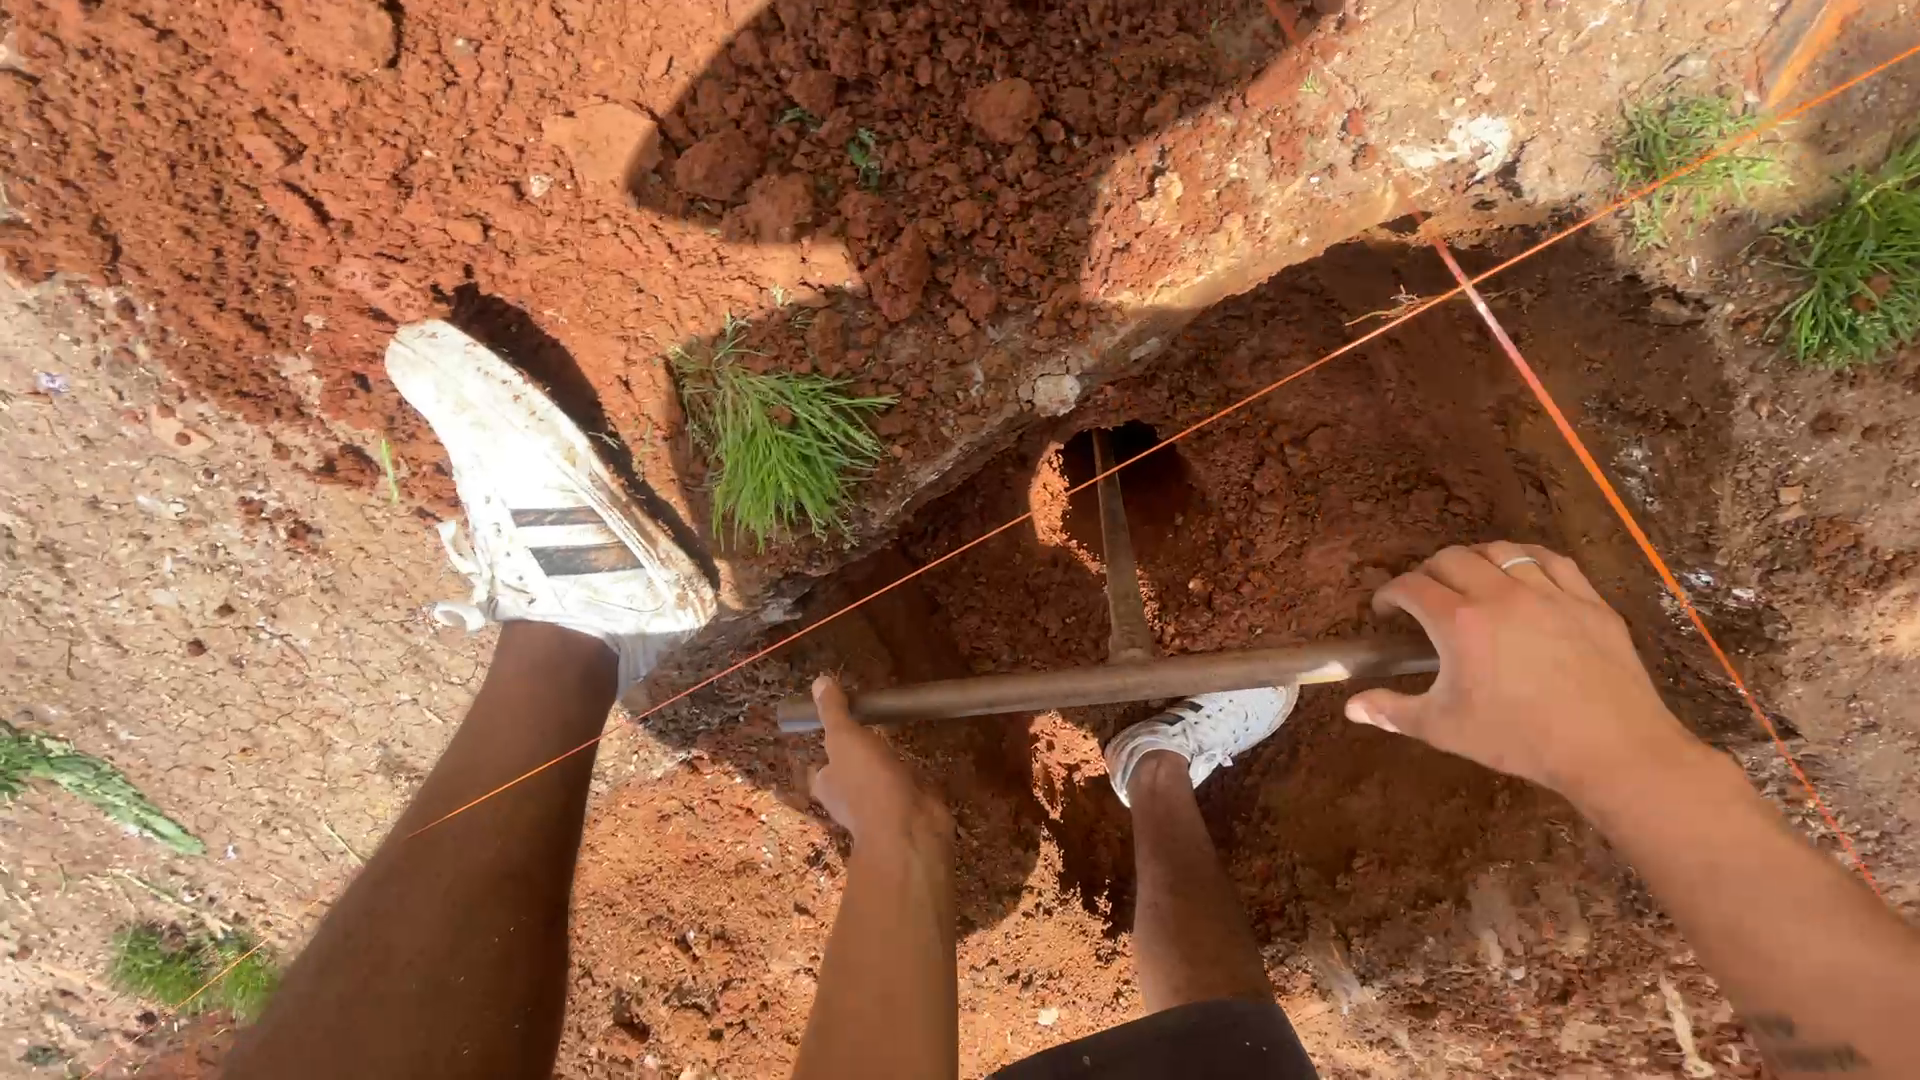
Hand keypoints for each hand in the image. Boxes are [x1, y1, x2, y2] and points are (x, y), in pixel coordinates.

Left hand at [808, 676, 951, 851]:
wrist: (908, 827)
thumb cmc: (867, 781)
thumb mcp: (844, 738)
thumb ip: (833, 711)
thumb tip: (819, 681)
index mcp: (829, 785)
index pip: (822, 767)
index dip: (829, 750)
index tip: (841, 728)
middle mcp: (851, 799)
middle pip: (851, 774)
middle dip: (861, 758)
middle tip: (873, 729)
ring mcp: (882, 806)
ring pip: (880, 781)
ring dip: (888, 767)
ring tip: (898, 740)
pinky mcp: (910, 808)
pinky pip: (908, 787)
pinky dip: (913, 776)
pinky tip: (923, 759)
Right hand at [1346, 542, 1699, 799]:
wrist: (1613, 751)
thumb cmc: (1519, 739)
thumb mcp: (1443, 728)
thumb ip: (1392, 711)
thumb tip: (1351, 708)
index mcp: (1458, 622)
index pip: (1409, 586)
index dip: (1389, 594)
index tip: (1385, 610)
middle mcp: (1499, 595)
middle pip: (1450, 558)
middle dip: (1426, 573)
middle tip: (1423, 598)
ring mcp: (1549, 594)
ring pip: (1501, 551)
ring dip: (1475, 560)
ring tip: (1470, 580)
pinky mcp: (1589, 602)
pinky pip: (1552, 561)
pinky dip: (1527, 560)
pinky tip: (1522, 574)